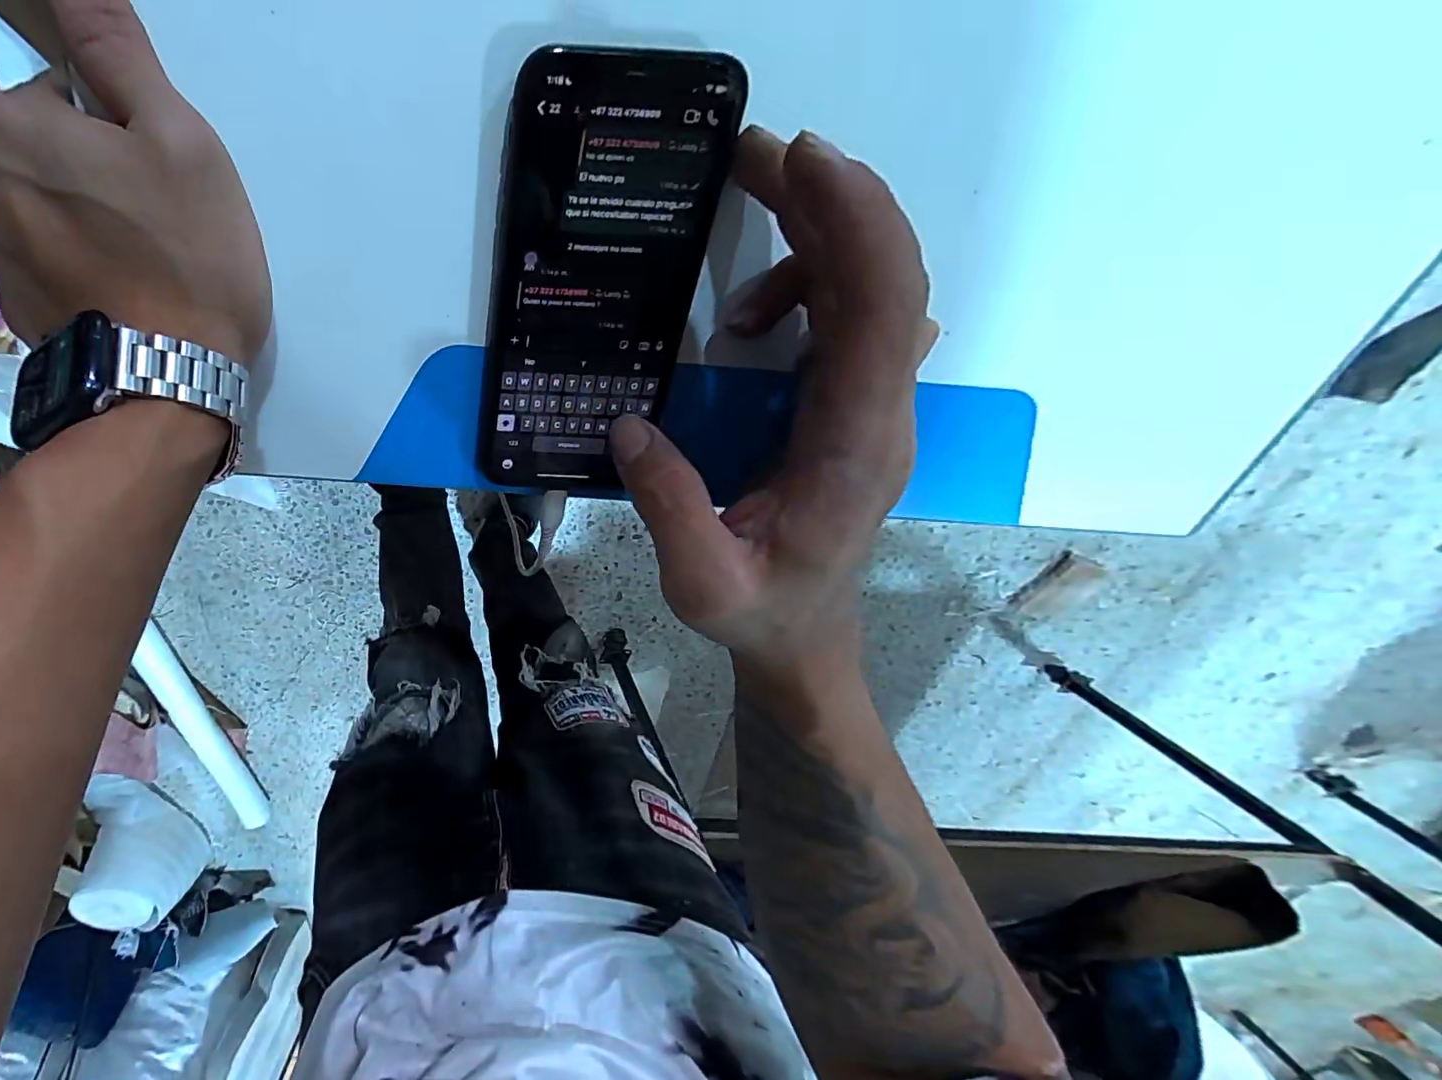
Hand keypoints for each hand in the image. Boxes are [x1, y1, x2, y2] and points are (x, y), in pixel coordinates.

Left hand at [0, 0, 270, 363]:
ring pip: (44, 211)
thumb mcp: (181, 142)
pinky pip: (46, 265)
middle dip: (92, 178)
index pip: (59, 95)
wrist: (171, 378)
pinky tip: (122, 303)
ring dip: (85, 227)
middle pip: (44, 155)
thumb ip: (121, 54)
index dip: (118, 133)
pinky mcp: (15, 307)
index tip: (159, 183)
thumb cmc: (190, 257)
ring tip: (143, 273)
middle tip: (157, 231)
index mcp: (13, 125)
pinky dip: (77, 274)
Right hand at [611, 127, 937, 668]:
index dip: (852, 226)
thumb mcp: (702, 581)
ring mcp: (869, 406)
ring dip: (810, 234)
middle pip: (880, 277)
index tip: (800, 162)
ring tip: (741, 221)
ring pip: (865, 288)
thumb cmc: (762, 612)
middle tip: (752, 152)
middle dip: (827, 199)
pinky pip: (846, 318)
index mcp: (854, 446)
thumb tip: (628, 426)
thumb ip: (670, 506)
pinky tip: (750, 315)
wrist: (806, 636)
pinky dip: (804, 284)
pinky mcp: (849, 406)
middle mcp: (878, 412)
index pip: (879, 314)